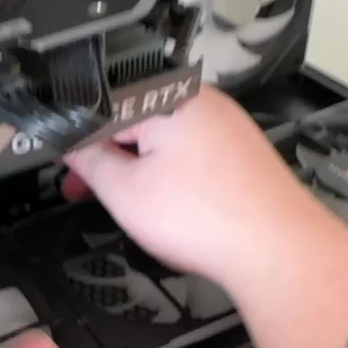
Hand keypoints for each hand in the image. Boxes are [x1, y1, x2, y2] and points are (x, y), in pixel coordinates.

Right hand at [64, 86, 331, 285]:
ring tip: (134, 206)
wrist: (276, 250)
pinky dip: (172, 178)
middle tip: (90, 193)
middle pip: (137, 123)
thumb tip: (72, 147)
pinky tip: (170, 208)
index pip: (105, 110)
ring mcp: (227, 126)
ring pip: (164, 141)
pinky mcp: (241, 153)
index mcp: (169, 97)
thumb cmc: (210, 218)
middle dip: (110, 159)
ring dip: (140, 170)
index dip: (80, 145)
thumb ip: (89, 162)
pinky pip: (193, 157)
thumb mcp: (124, 192)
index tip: (71, 172)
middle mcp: (203, 102)